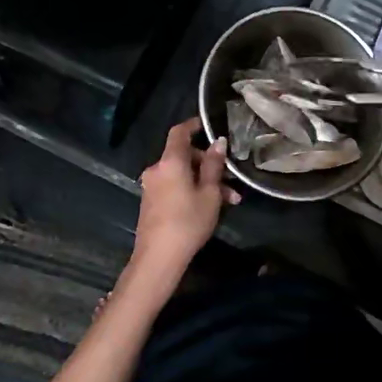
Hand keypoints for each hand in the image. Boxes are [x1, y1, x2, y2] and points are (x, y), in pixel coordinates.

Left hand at [133, 118, 238, 270]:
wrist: (159, 256)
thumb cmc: (188, 221)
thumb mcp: (209, 193)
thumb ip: (213, 165)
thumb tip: (219, 142)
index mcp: (170, 161)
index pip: (179, 132)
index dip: (194, 125)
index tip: (209, 125)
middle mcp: (157, 169)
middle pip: (184, 156)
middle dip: (209, 165)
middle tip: (231, 181)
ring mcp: (151, 186)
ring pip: (182, 174)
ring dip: (204, 182)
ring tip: (229, 200)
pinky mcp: (151, 201)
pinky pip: (174, 186)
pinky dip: (191, 190)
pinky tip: (209, 206)